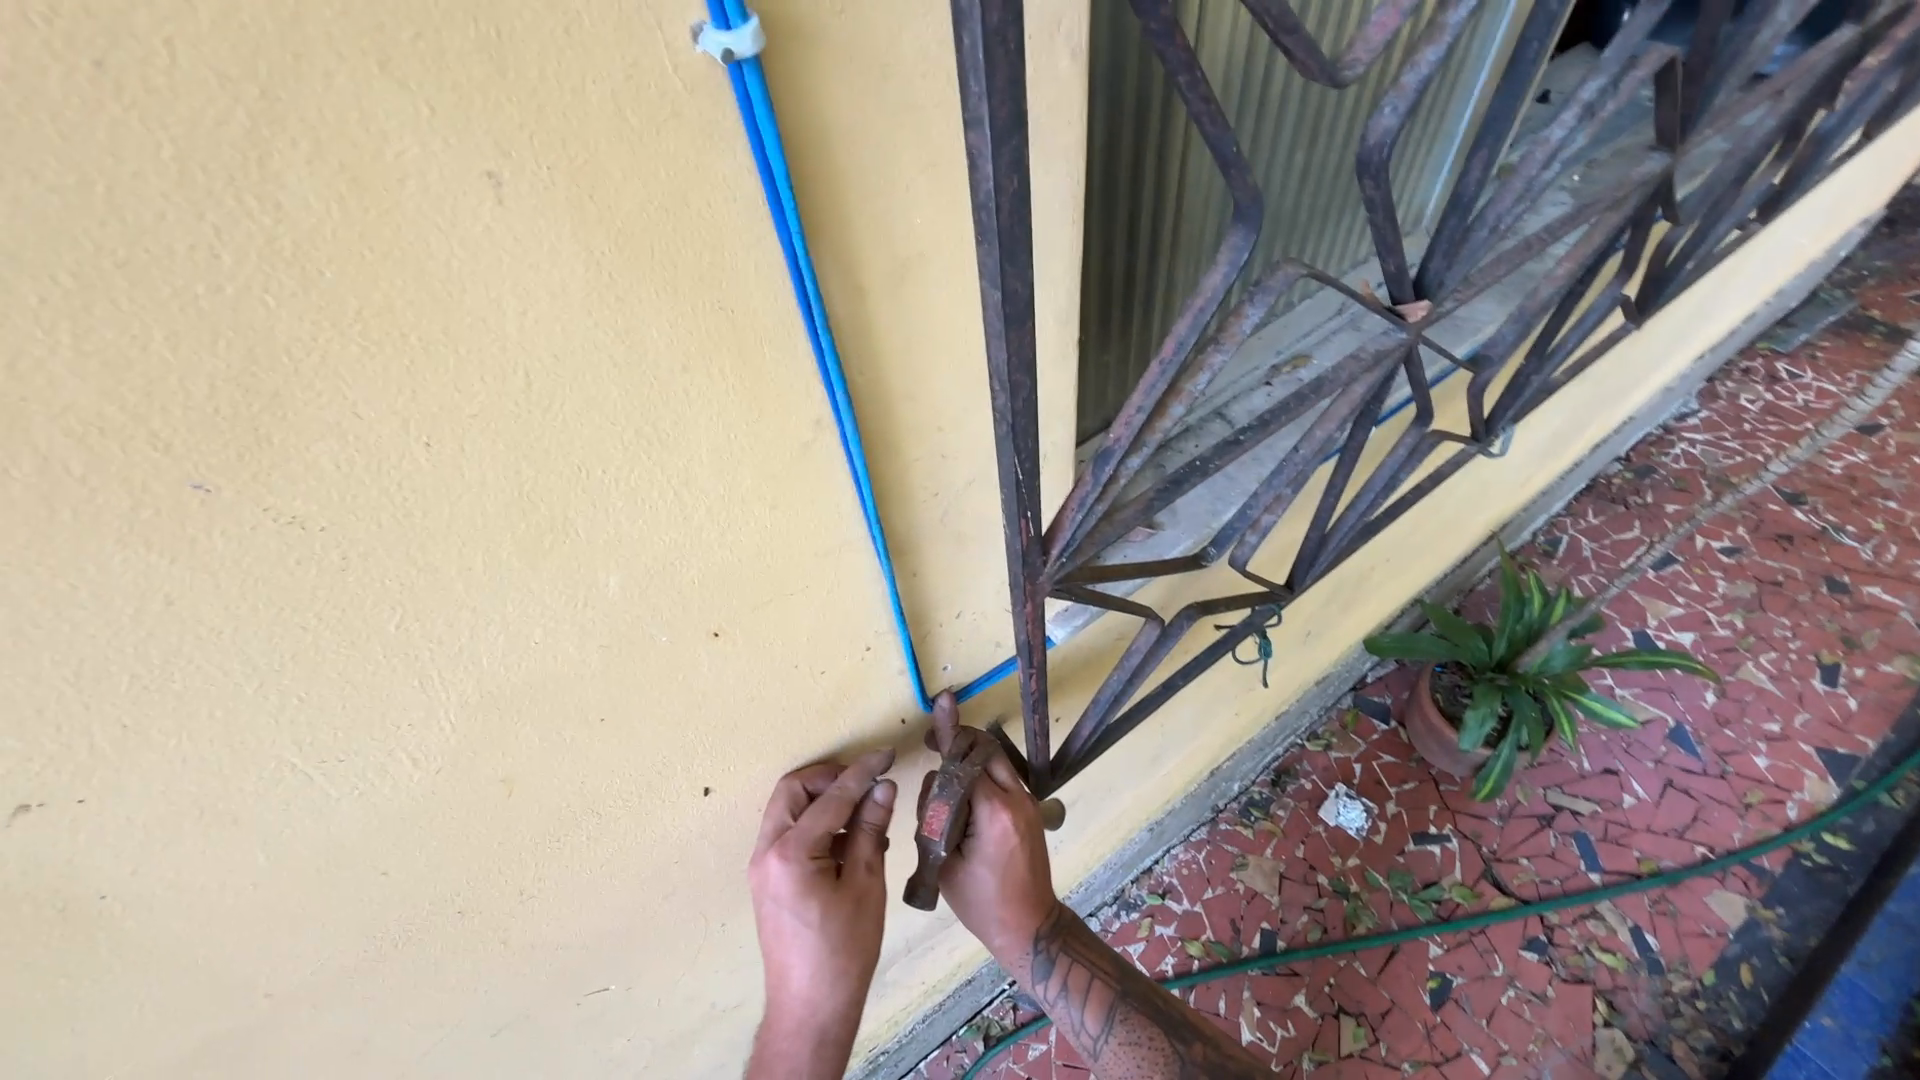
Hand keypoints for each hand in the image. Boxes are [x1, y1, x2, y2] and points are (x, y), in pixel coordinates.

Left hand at [745, 748, 896, 1079]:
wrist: (810, 1008)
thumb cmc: (843, 950)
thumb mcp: (865, 884)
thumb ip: (870, 829)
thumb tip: (882, 788)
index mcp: (790, 852)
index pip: (831, 796)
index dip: (862, 772)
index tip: (886, 755)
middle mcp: (766, 852)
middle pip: (793, 790)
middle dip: (830, 778)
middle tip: (866, 783)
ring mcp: (762, 866)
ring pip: (788, 810)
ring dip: (823, 801)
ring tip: (865, 815)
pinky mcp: (768, 879)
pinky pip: (789, 833)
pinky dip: (816, 824)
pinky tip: (850, 840)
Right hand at [921, 692, 1057, 959]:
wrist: (1030, 925)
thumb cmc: (982, 903)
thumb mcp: (945, 864)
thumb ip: (936, 818)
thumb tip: (935, 784)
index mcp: (994, 813)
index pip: (966, 761)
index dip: (950, 733)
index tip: (943, 702)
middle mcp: (1017, 799)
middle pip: (987, 750)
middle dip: (960, 739)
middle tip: (934, 741)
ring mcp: (1029, 803)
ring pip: (997, 761)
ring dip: (971, 756)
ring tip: (945, 769)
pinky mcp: (1031, 810)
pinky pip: (1003, 778)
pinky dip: (982, 774)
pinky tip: (963, 793)